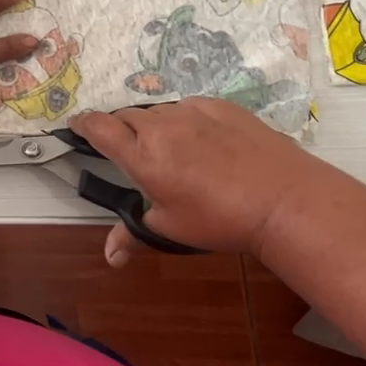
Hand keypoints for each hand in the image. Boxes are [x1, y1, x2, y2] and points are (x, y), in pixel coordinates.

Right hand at [71, 98, 335, 266]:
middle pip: (125, 116)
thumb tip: (111, 259)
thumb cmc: (221, 219)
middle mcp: (160, 127)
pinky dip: (186, 118)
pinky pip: (191, 106)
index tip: (78, 126)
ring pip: (158, 110)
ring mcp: (193, 113)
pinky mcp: (223, 108)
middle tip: (129, 148)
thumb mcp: (171, 230)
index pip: (97, 126)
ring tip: (168, 146)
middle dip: (119, 128)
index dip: (82, 124)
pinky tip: (201, 137)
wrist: (288, 202)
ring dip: (153, 123)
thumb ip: (133, 236)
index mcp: (140, 155)